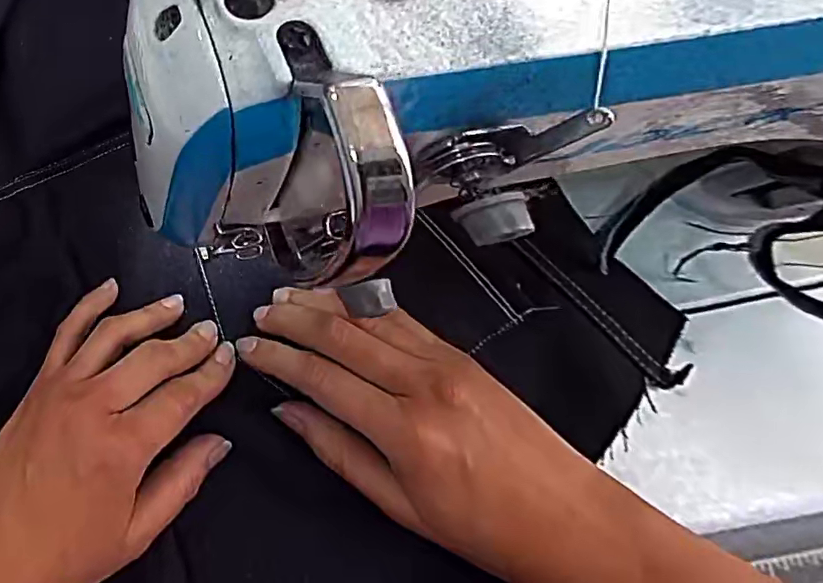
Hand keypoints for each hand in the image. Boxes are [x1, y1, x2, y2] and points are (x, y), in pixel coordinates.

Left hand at [0, 280, 235, 582]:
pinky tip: (110, 289)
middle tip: (209, 332)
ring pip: (116, 333)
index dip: (211, 374)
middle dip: (191, 342)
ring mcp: (64, 388)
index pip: (182, 396)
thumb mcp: (133, 533)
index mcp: (122, 448)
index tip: (226, 359)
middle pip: (155, 357)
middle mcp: (94, 407)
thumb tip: (216, 445)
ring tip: (176, 305)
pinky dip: (90, 304)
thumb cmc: (56, 555)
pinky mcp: (41, 383)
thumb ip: (182, 482)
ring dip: (151, 314)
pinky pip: (68, 330)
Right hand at [239, 288, 761, 582]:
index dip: (279, 358)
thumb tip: (294, 416)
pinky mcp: (458, 351)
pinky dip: (363, 302)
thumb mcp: (403, 508)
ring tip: (289, 295)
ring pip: (368, 315)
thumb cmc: (494, 526)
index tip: (253, 349)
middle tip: (262, 312)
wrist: (569, 516)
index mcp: (406, 430)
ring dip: (323, 302)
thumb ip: (340, 453)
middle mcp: (423, 382)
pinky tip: (343, 296)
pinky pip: (400, 316)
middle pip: (341, 334)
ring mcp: (443, 359)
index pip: (323, 376)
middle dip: (292, 319)